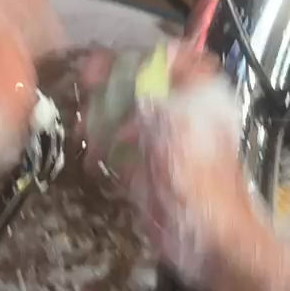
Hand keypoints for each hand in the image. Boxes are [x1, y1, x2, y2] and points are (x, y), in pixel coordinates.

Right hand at [79, 40, 269, 278]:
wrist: (205, 237)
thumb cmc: (197, 175)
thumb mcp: (176, 119)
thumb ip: (153, 88)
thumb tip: (133, 66)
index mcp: (199, 95)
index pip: (175, 57)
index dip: (145, 53)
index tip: (114, 60)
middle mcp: (181, 113)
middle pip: (141, 83)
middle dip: (110, 84)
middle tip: (86, 87)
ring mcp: (161, 141)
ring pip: (123, 112)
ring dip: (98, 117)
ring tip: (84, 130)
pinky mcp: (145, 167)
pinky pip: (116, 147)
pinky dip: (100, 148)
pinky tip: (92, 156)